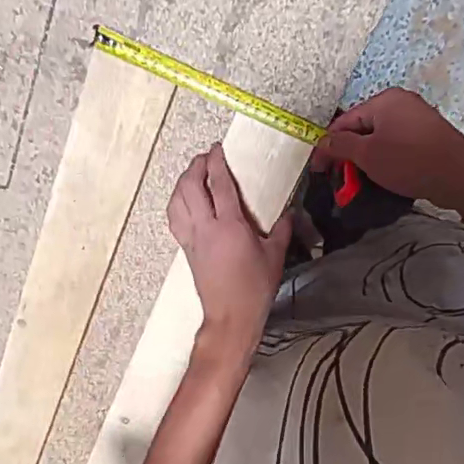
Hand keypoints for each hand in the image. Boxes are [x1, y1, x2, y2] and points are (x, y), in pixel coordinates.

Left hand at [167, 144, 291, 359]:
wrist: (230, 315)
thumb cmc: (254, 288)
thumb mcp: (275, 255)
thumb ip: (282, 229)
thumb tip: (288, 213)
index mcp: (230, 225)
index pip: (219, 183)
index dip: (217, 161)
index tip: (217, 148)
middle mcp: (205, 228)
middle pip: (189, 186)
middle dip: (194, 167)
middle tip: (204, 158)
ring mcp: (192, 239)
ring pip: (176, 202)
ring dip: (181, 183)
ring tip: (192, 175)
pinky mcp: (186, 250)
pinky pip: (174, 219)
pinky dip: (176, 204)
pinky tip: (184, 202)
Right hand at [310, 88, 463, 216]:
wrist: (458, 176)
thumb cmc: (408, 161)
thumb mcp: (367, 155)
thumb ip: (340, 145)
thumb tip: (323, 141)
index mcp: (384, 101)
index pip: (343, 122)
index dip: (326, 147)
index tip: (318, 170)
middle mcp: (400, 102)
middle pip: (360, 128)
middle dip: (345, 154)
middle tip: (338, 178)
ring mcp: (415, 117)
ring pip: (376, 137)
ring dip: (362, 159)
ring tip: (356, 180)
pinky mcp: (425, 134)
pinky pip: (393, 142)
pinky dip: (381, 158)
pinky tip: (378, 175)